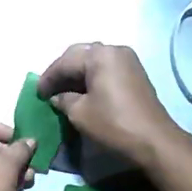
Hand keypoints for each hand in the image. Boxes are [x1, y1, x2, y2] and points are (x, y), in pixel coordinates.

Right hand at [38, 43, 185, 166]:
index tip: (37, 92)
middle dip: (63, 71)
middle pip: (80, 55)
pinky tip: (83, 92)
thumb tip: (57, 96)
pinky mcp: (135, 73)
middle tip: (49, 89)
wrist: (153, 140)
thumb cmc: (113, 124)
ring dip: (78, 74)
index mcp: (100, 55)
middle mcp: (115, 50)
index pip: (65, 61)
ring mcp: (128, 60)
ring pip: (94, 61)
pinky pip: (107, 69)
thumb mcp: (80, 113)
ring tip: (63, 91)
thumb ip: (64, 99)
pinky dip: (92, 78)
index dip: (49, 77)